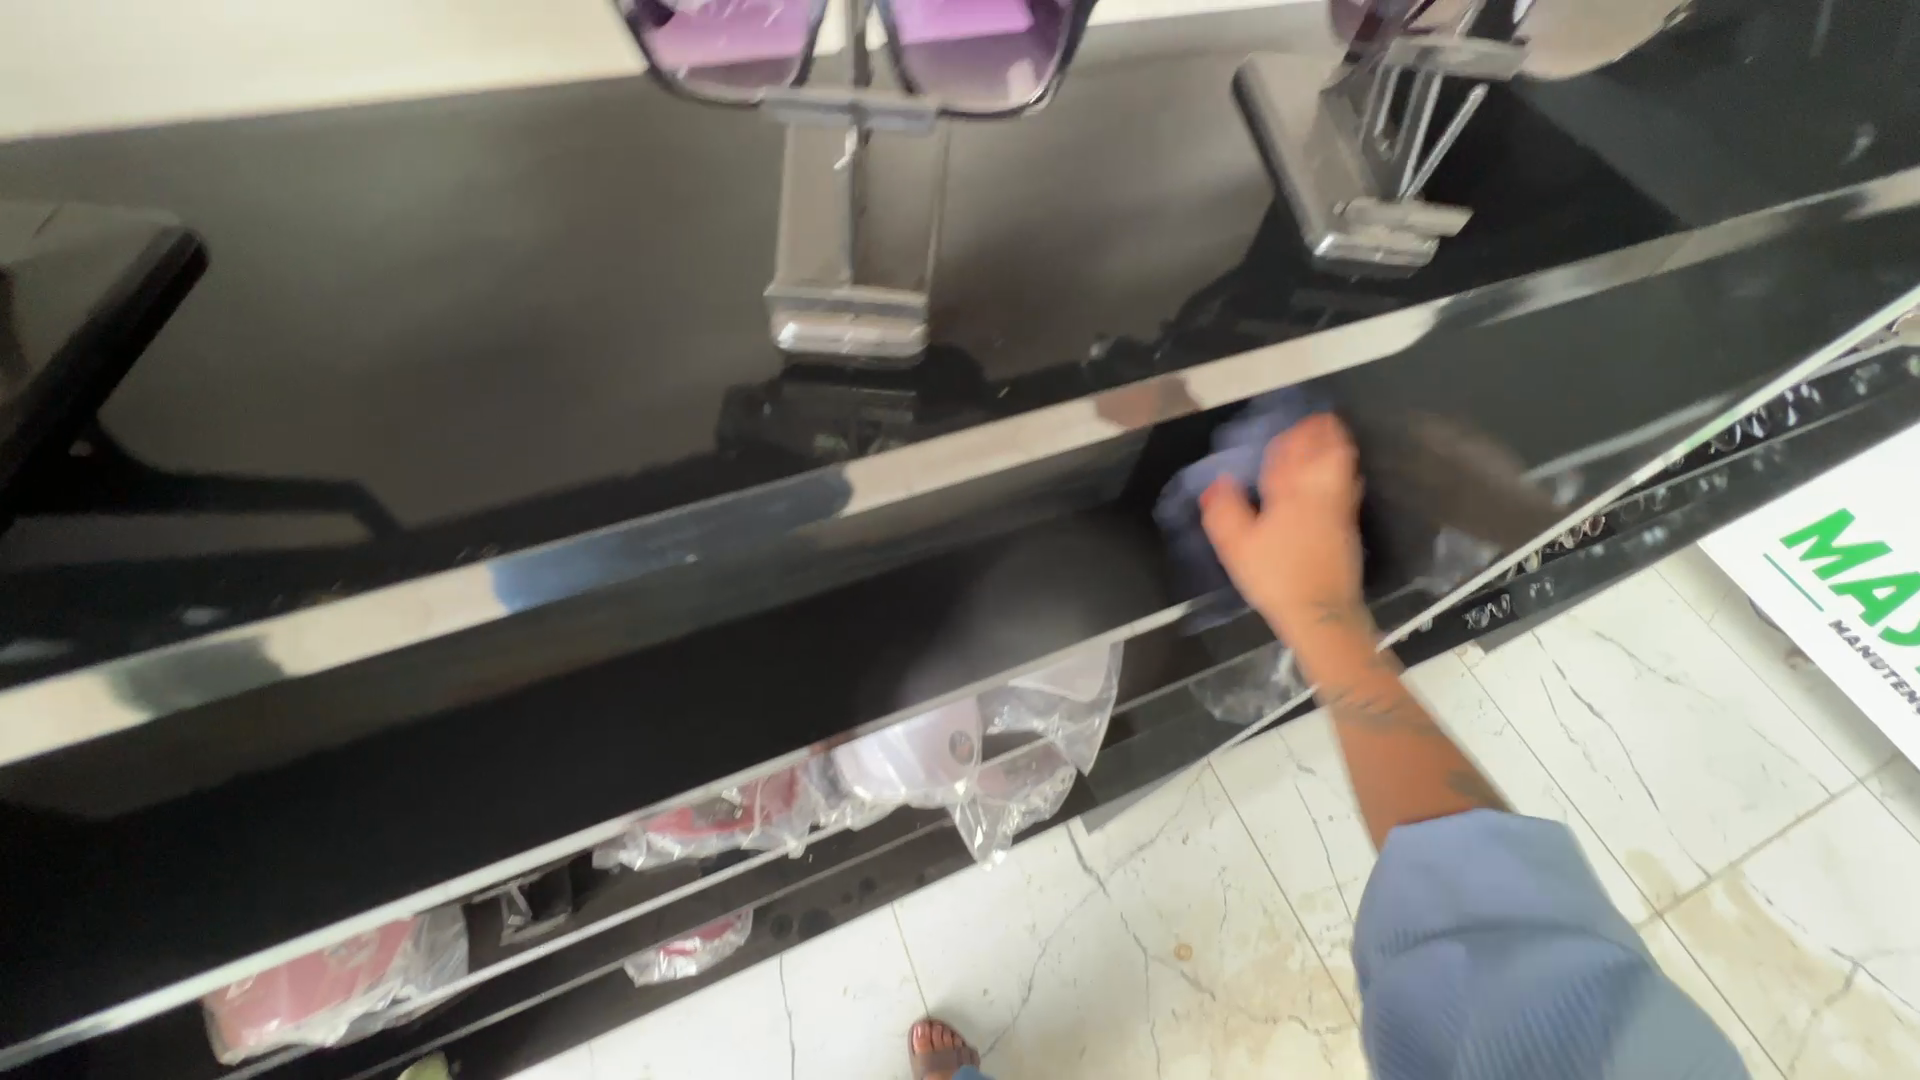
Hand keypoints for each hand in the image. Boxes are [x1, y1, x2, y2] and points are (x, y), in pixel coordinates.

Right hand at [1198, 413, 1367, 642]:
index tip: (1286, 426)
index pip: (1289, 456)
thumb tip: (1218, 482)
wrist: (1320, 611)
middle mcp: (1318, 495)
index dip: (1288, 438)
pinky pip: (1348, 486)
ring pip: (1341, 467)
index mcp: (1289, 494)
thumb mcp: (1236, 546)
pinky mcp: (1348, 527)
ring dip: (1336, 447)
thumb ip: (1224, 510)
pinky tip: (1341, 474)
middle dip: (1321, 433)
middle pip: (1325, 453)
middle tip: (1316, 418)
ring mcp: (1338, 510)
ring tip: (1331, 435)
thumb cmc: (1275, 576)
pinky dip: (1344, 471)